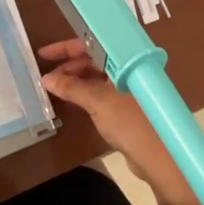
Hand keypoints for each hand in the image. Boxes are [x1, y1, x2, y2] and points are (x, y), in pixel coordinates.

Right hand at [37, 39, 177, 181]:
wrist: (159, 158)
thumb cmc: (131, 123)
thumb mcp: (98, 103)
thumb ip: (72, 88)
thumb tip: (46, 79)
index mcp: (126, 62)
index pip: (94, 46)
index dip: (67, 48)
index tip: (44, 54)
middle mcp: (129, 72)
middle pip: (95, 61)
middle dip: (69, 66)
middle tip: (47, 77)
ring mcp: (129, 90)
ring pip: (97, 78)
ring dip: (76, 81)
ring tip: (54, 88)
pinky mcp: (128, 108)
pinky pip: (101, 94)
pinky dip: (85, 94)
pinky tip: (71, 101)